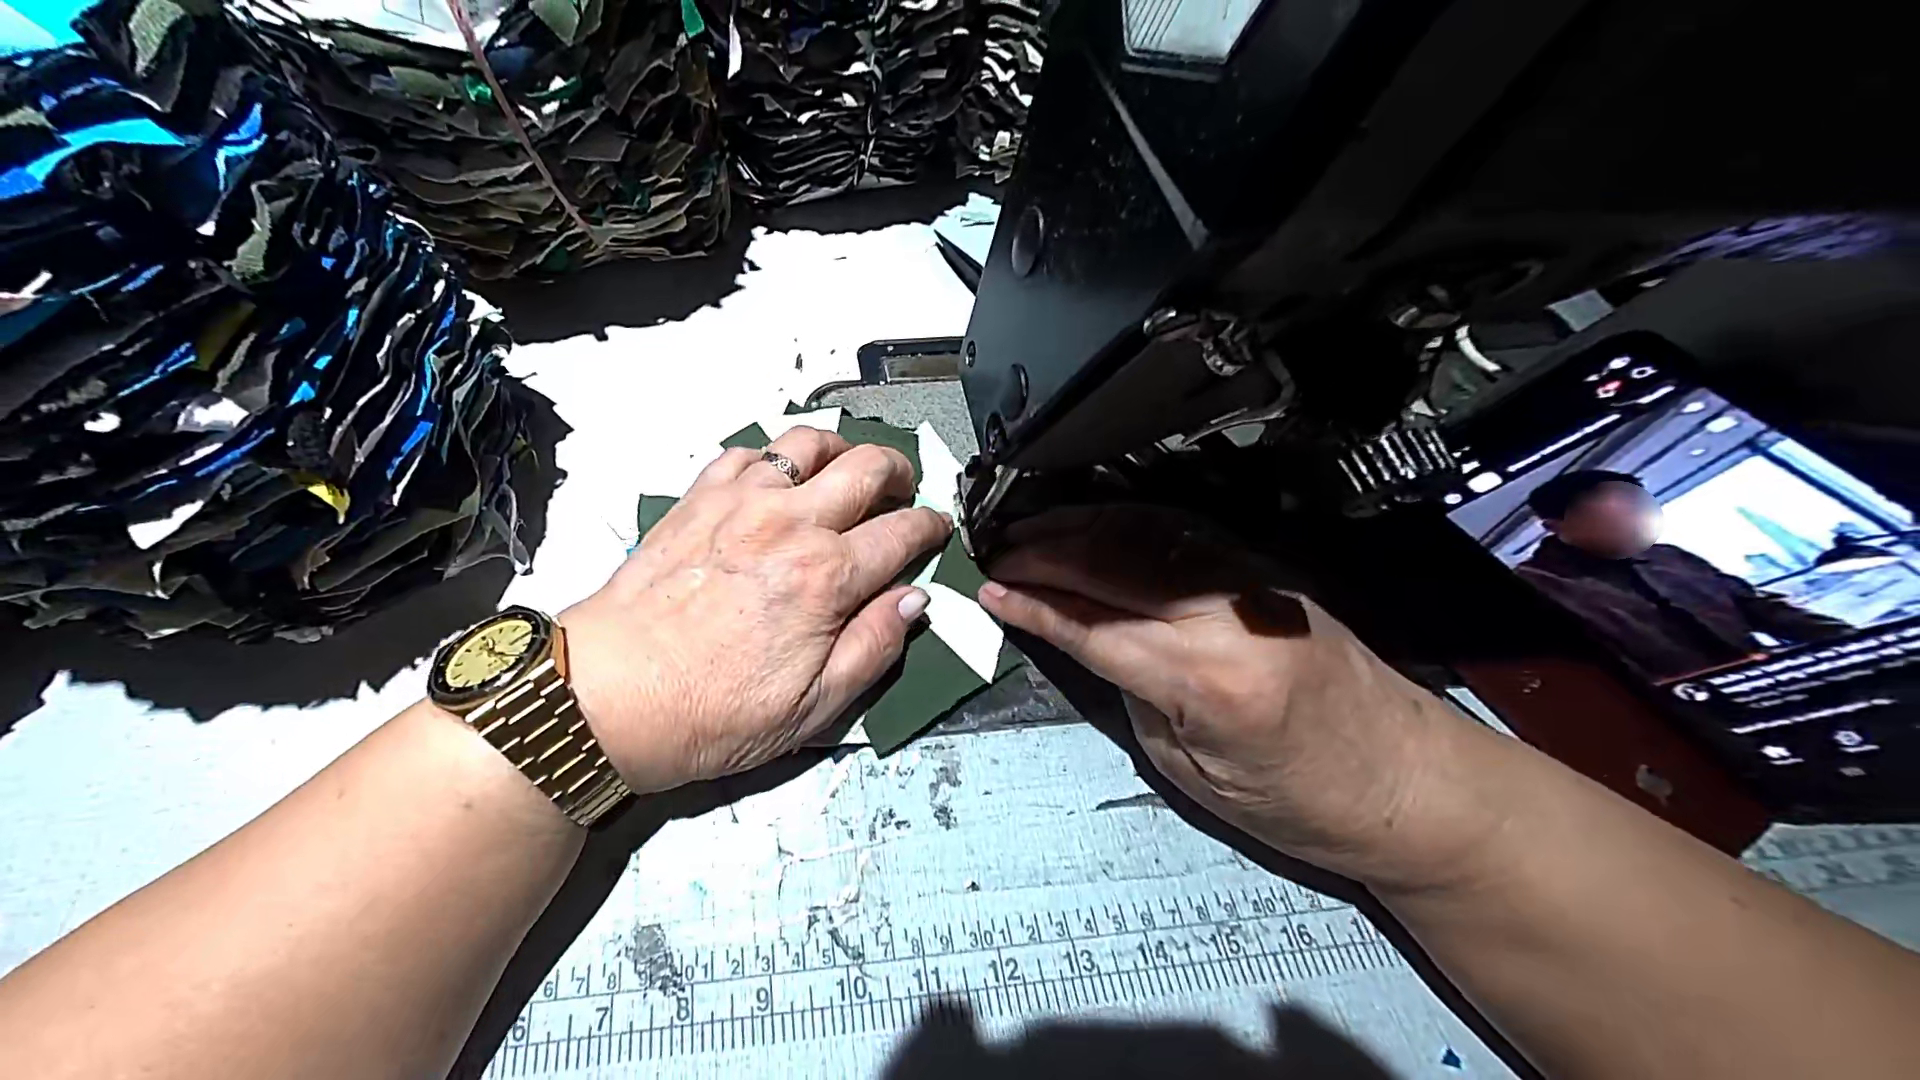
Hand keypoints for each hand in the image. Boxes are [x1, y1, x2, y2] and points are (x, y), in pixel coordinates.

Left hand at [558, 427, 949, 793]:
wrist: (604, 699)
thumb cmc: (709, 713)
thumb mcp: (815, 707)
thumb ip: (875, 646)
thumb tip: (912, 600)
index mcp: (826, 577)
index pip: (902, 532)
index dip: (930, 526)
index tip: (935, 528)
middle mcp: (789, 524)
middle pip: (868, 466)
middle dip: (899, 471)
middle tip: (904, 489)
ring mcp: (740, 502)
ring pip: (809, 443)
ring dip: (842, 450)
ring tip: (848, 471)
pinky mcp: (697, 500)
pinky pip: (747, 452)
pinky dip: (775, 458)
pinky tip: (779, 482)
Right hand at [978, 505, 1498, 890]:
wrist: (1409, 781)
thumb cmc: (1297, 803)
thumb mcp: (1189, 769)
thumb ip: (1131, 689)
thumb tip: (1084, 635)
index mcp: (1204, 678)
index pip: (1093, 624)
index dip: (1033, 603)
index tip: (989, 587)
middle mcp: (1225, 613)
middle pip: (1113, 564)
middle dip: (1044, 553)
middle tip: (995, 549)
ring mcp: (1249, 583)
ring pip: (1143, 534)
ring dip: (1078, 525)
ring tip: (1029, 529)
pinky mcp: (1263, 572)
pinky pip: (1178, 534)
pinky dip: (1123, 523)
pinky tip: (1091, 523)